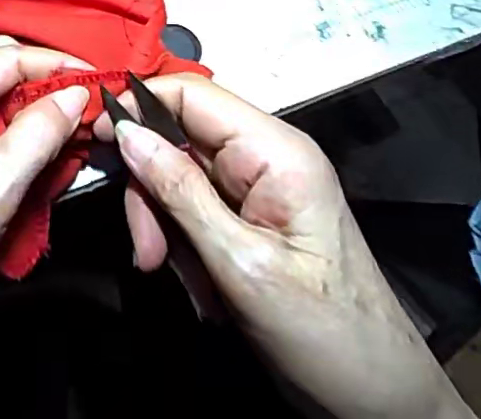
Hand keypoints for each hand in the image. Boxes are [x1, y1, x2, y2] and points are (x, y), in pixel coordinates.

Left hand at [0, 37, 92, 417]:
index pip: (4, 57)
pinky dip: (21, 117)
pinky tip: (45, 135)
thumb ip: (35, 137)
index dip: (56, 65)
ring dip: (37, 97)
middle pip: (0, 61)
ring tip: (75, 119)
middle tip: (91, 102)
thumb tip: (76, 94)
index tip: (100, 81)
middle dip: (48, 78)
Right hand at [95, 75, 471, 418]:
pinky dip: (177, 238)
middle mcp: (263, 155)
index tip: (97, 137)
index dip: (138, 104)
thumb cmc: (330, 336)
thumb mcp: (242, 264)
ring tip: (170, 271)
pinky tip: (197, 282)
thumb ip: (178, 191)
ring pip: (173, 174)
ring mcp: (253, 183)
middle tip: (146, 248)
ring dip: (161, 222)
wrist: (383, 405)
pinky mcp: (245, 211)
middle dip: (150, 190)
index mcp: (275, 151)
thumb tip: (125, 132)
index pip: (190, 93)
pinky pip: (188, 203)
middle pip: (174, 137)